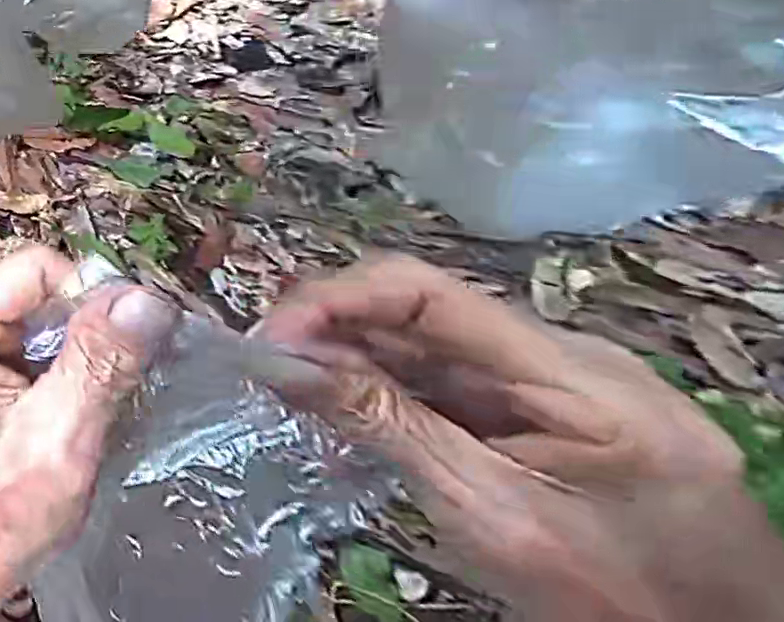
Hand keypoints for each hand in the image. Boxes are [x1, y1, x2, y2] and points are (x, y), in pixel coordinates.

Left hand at [0, 247, 180, 621]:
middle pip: (43, 281)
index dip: (92, 298)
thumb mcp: (57, 442)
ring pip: (49, 302)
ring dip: (84, 341)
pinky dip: (73, 352)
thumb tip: (145, 300)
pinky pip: (43, 324)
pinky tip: (78, 391)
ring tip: (93, 393)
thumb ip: (97, 366)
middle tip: (113, 380)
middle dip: (89, 324)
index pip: (38, 267)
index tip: (128, 347)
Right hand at [256, 252, 783, 621]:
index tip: (272, 337)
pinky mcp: (531, 396)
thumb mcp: (487, 515)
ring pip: (416, 334)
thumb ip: (382, 424)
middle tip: (268, 363)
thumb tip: (276, 362)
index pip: (428, 293)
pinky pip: (433, 367)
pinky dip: (376, 379)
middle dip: (330, 326)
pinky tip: (340, 399)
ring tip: (291, 383)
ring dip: (345, 353)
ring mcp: (550, 372)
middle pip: (415, 306)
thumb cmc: (614, 601)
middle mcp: (565, 353)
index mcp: (582, 379)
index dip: (335, 299)